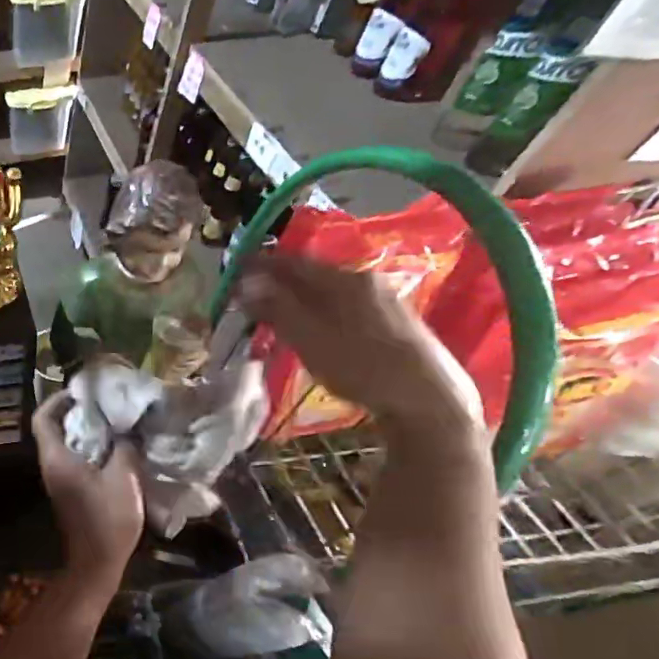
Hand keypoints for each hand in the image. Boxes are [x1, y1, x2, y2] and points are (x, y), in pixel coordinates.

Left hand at [34, 390, 144, 580]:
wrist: (96, 561)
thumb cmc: (108, 519)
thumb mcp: (124, 477)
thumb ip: (125, 446)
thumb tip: (128, 425)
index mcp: (56, 459)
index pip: (43, 419)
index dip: (58, 400)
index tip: (84, 391)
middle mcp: (50, 465)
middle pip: (54, 428)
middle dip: (78, 412)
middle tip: (107, 402)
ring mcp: (57, 479)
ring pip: (66, 444)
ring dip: (87, 430)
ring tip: (117, 421)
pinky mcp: (68, 489)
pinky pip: (74, 458)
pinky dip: (91, 448)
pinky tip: (117, 447)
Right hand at [239, 256, 483, 443]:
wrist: (426, 397)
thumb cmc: (361, 367)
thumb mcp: (309, 339)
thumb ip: (277, 309)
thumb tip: (245, 284)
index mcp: (344, 280)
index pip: (293, 262)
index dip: (260, 264)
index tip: (233, 270)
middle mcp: (364, 281)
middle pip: (309, 275)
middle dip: (274, 282)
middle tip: (244, 296)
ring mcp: (380, 298)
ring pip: (324, 290)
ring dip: (292, 298)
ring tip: (268, 313)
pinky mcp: (388, 318)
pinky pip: (339, 304)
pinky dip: (313, 309)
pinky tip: (305, 326)